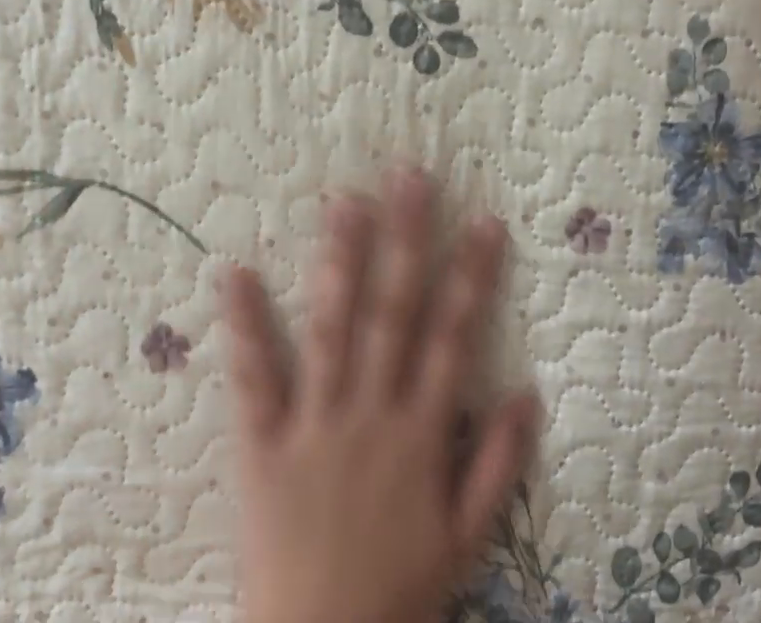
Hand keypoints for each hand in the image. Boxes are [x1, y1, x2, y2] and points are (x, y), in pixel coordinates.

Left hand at [220, 168, 541, 622]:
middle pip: (394, 313)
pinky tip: (233, 272)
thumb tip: (527, 391)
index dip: (472, 276)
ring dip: (340, 262)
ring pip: (332, 329)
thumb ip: (499, 464)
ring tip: (344, 202)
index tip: (485, 222)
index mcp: (423, 433)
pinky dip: (243, 325)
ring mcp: (315, 424)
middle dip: (406, 241)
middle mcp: (372, 413)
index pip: (455, 337)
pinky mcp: (261, 446)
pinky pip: (253, 380)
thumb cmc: (399, 591)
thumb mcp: (468, 539)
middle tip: (410, 177)